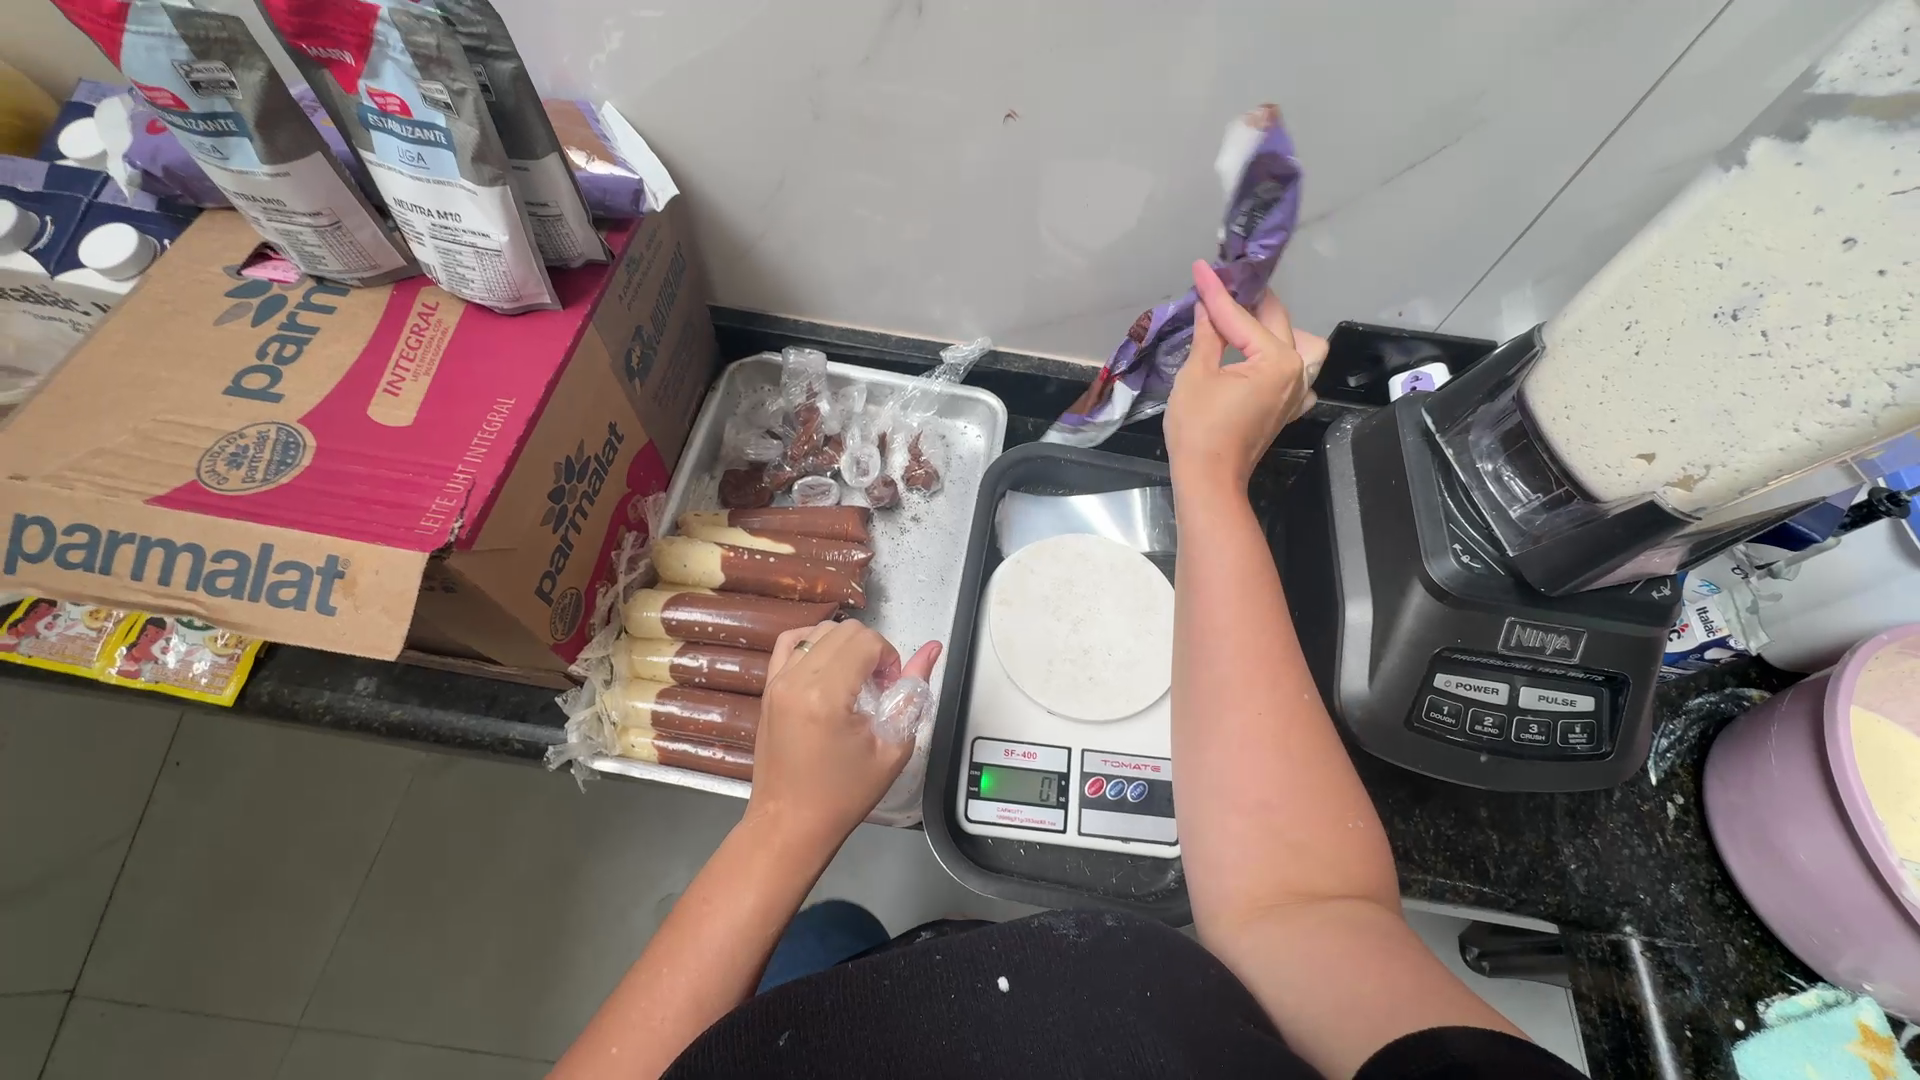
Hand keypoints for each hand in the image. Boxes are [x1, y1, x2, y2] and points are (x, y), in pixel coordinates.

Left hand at [747, 620, 941, 846]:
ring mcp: (777, 681)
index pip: (868, 642)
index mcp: (826, 695)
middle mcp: (796, 679)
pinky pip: (789, 643)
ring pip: (820, 631)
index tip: (892, 690)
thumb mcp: (892, 747)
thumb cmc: (844, 794)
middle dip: (872, 650)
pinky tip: (828, 666)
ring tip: (855, 681)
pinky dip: (813, 643)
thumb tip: (932, 649)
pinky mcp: (768, 688)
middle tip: (879, 688)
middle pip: (846, 630)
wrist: (790, 823)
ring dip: (846, 646)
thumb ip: (913, 694)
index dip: (891, 659)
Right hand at [1166, 260, 1327, 487]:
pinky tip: (1263, 362)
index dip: (1216, 293)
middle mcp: (1296, 372)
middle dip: (1250, 303)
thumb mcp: (1196, 375)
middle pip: (1278, 323)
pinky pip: (1301, 375)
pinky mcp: (1288, 409)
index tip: (1203, 268)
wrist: (1208, 478)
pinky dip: (1286, 362)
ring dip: (1280, 330)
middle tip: (1223, 288)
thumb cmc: (1198, 429)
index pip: (1241, 318)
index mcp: (1275, 360)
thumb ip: (1207, 337)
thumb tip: (1207, 309)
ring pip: (1303, 346)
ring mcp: (1296, 393)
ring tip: (1250, 325)